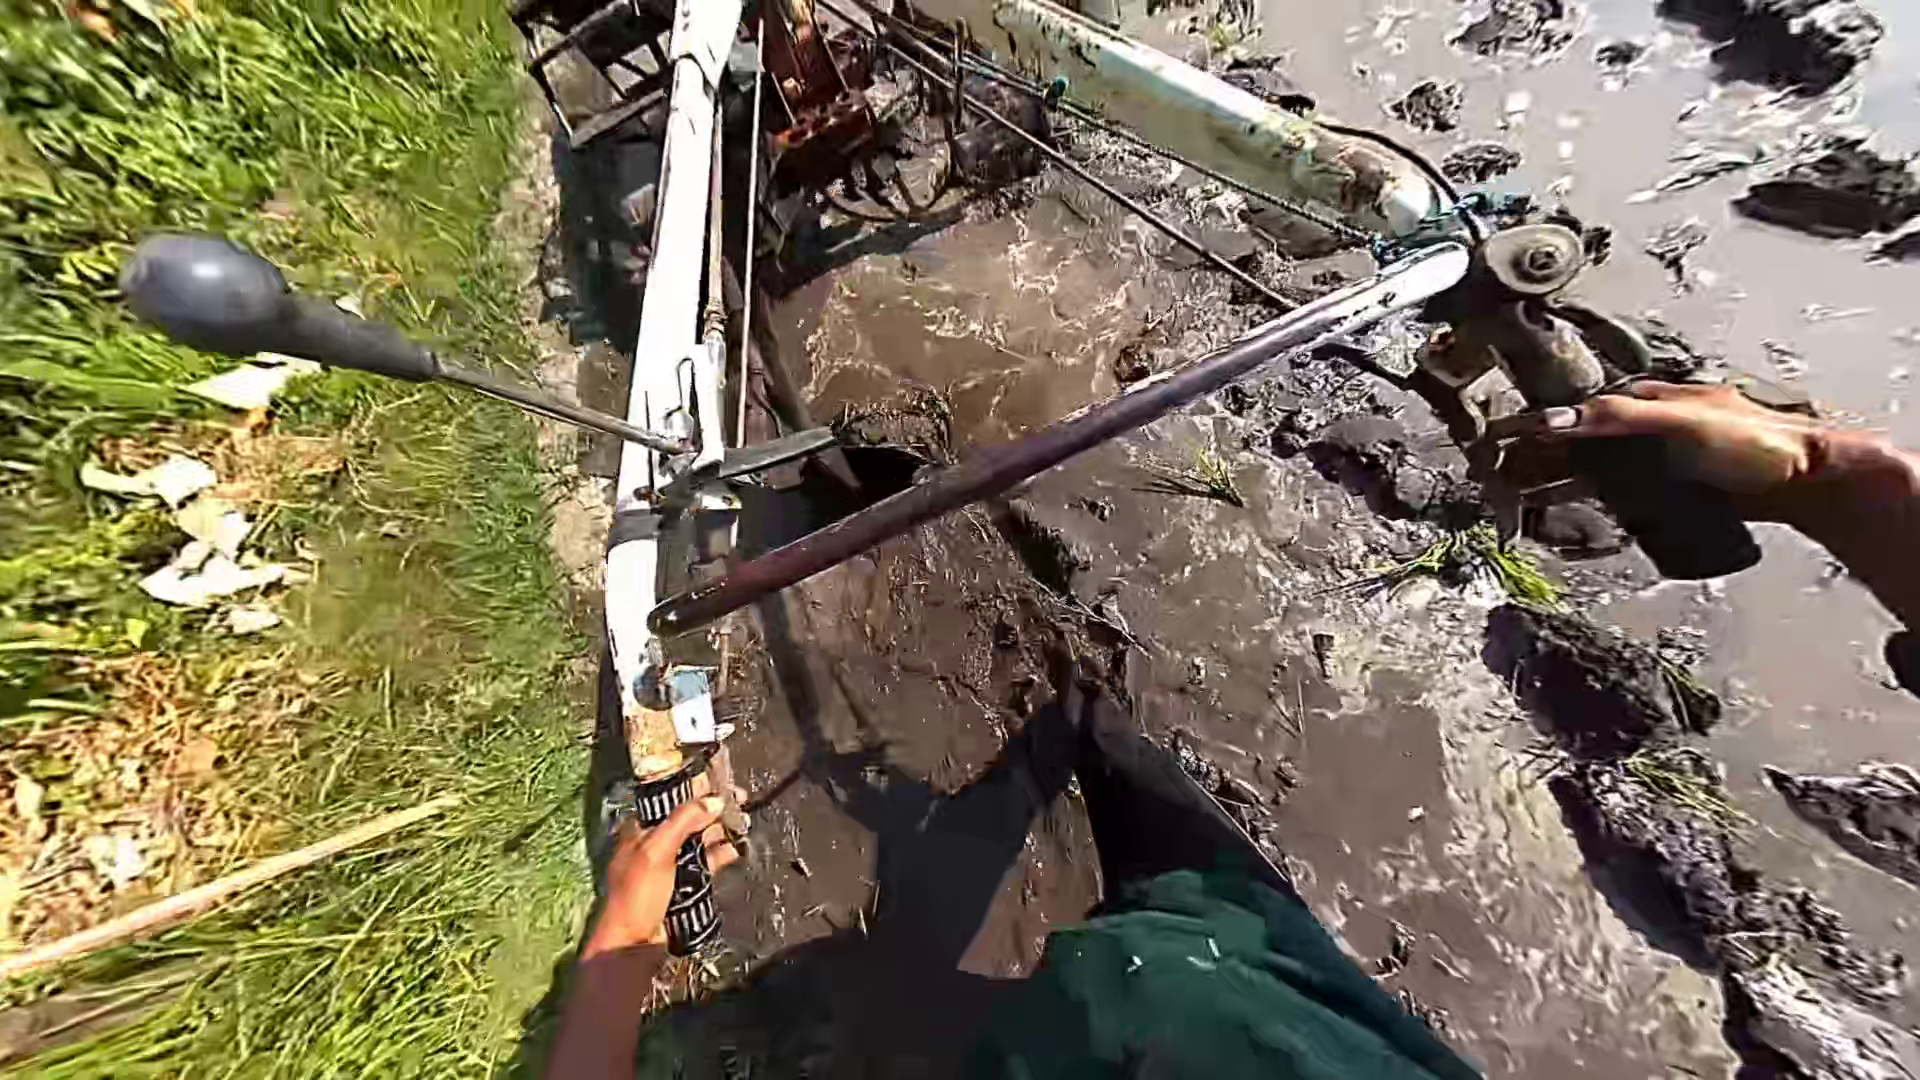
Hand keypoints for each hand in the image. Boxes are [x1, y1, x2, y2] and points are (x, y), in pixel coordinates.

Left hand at [584, 794, 738, 956]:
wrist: (633, 948)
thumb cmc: (638, 895)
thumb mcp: (657, 851)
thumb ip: (684, 819)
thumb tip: (715, 800)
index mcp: (641, 828)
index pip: (672, 797)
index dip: (698, 787)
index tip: (722, 782)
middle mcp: (656, 840)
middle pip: (691, 815)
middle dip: (716, 808)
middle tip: (740, 802)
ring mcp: (671, 861)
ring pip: (702, 836)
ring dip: (723, 829)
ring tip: (742, 824)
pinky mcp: (684, 881)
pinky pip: (707, 859)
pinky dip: (722, 852)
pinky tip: (736, 849)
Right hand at [1490, 380, 1914, 526]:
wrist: (1811, 485)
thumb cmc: (1755, 445)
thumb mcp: (1683, 422)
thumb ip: (1616, 417)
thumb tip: (1548, 419)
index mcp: (1637, 401)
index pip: (1565, 411)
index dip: (1523, 424)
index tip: (1487, 438)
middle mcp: (1629, 427)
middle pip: (1559, 441)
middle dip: (1519, 456)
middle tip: (1487, 474)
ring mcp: (1634, 457)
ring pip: (1569, 465)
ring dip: (1533, 477)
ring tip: (1502, 492)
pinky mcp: (1642, 484)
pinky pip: (1588, 487)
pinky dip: (1559, 494)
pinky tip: (1539, 503)